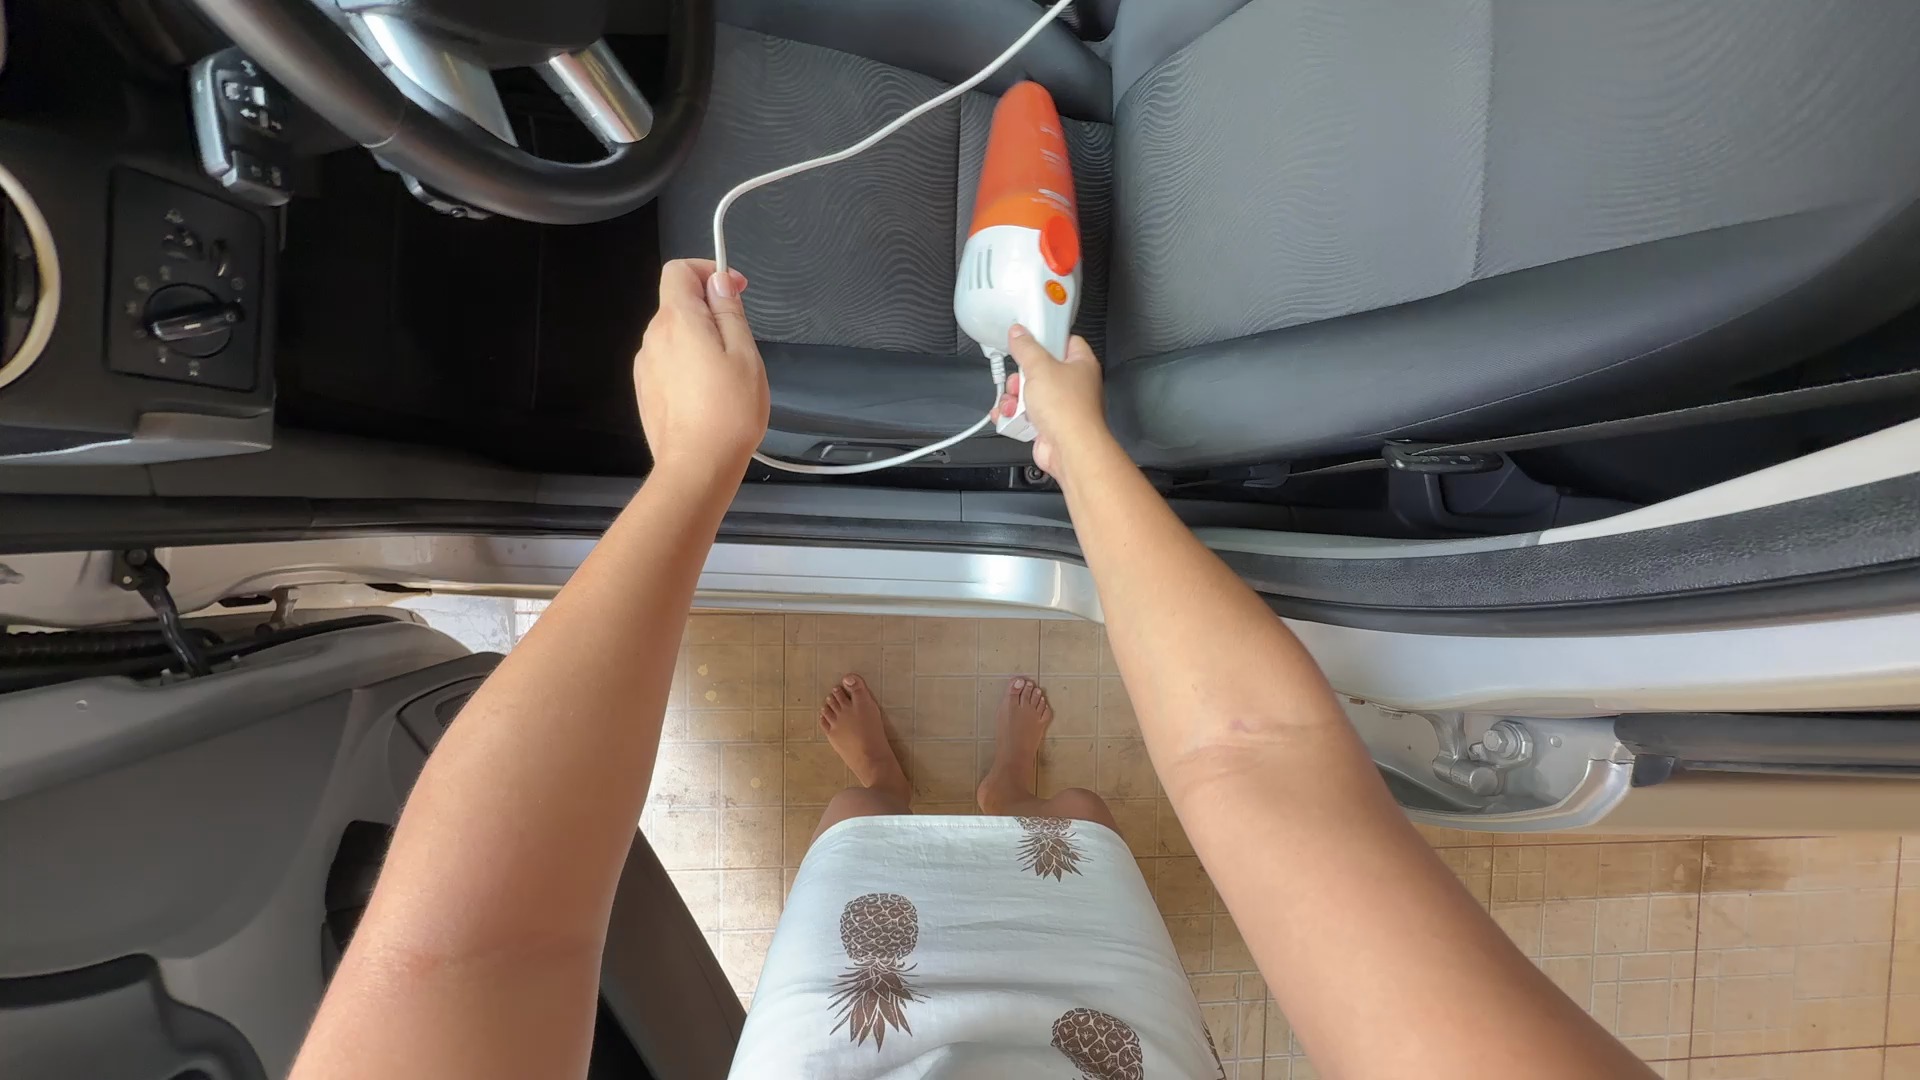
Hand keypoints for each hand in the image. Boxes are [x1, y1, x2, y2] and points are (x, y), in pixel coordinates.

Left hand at [634, 258, 769, 480]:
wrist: (698, 465)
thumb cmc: (728, 414)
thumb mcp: (745, 355)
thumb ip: (730, 312)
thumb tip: (720, 283)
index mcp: (678, 321)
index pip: (679, 270)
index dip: (708, 271)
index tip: (734, 289)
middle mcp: (654, 338)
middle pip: (678, 304)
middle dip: (710, 311)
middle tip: (740, 341)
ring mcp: (646, 365)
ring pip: (675, 336)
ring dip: (700, 342)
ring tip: (728, 376)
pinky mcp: (647, 390)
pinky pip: (669, 364)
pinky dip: (689, 367)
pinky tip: (710, 395)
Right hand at [995, 326, 1111, 478]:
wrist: (1070, 449)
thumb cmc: (1068, 411)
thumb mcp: (1039, 368)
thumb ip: (1026, 347)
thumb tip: (1019, 334)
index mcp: (1080, 364)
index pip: (1063, 341)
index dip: (1045, 339)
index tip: (1028, 339)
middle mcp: (1074, 385)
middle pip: (1040, 370)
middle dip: (1021, 377)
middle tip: (1018, 380)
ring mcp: (1062, 406)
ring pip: (1030, 394)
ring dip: (1014, 399)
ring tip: (1014, 403)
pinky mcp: (1049, 425)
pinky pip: (1026, 415)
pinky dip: (1015, 416)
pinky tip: (1009, 416)